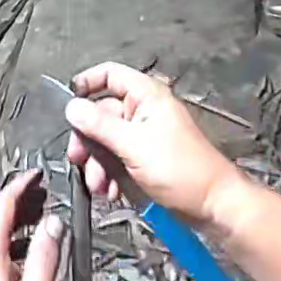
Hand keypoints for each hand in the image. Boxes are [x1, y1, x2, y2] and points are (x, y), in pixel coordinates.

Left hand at [0, 169, 62, 280]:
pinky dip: (9, 244)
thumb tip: (53, 225)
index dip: (19, 185)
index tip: (34, 174)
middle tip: (40, 191)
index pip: (1, 205)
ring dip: (15, 222)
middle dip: (18, 200)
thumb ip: (45, 256)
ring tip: (39, 218)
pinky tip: (26, 258)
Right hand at [66, 63, 251, 231]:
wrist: (212, 205)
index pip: (110, 74)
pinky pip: (116, 159)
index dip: (86, 84)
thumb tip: (71, 107)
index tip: (68, 105)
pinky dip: (109, 174)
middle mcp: (143, 110)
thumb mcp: (133, 145)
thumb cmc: (180, 168)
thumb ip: (99, 125)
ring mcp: (143, 135)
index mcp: (146, 95)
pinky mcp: (143, 158)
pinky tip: (111, 191)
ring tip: (99, 185)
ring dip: (97, 163)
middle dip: (88, 139)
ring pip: (105, 140)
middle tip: (77, 159)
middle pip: (101, 113)